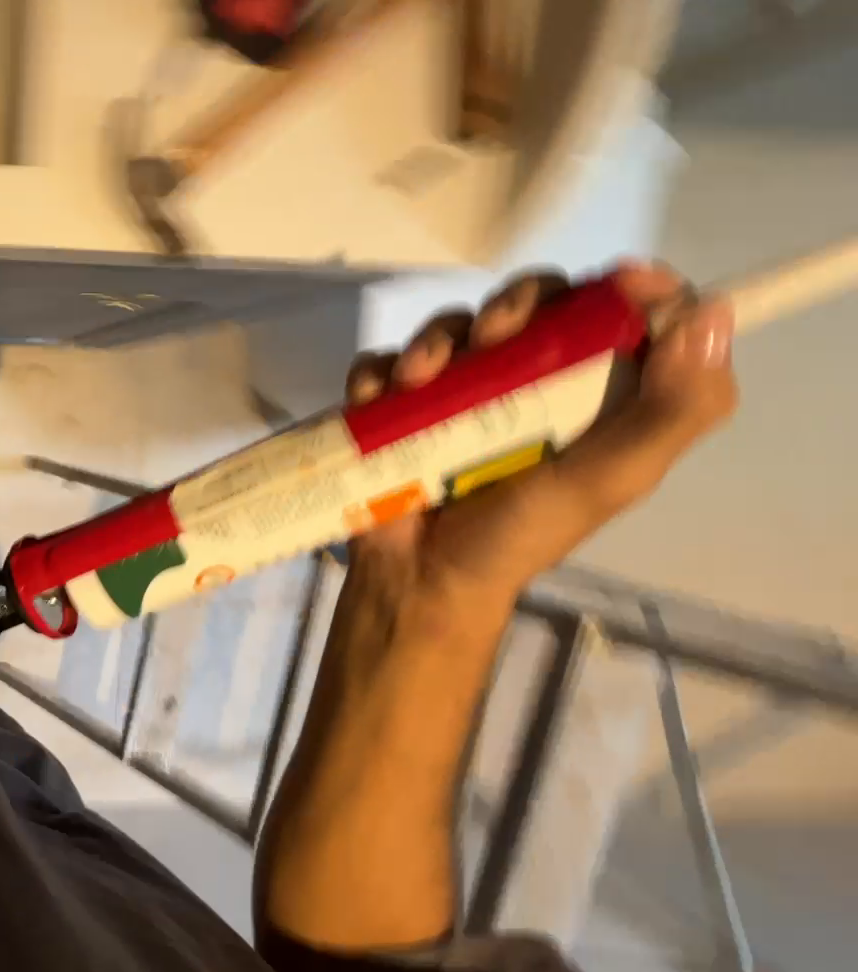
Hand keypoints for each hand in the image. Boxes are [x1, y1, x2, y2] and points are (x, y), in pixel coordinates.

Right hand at [345, 262, 738, 607]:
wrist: (421, 576)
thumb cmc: (518, 535)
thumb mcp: (611, 481)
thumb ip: (671, 411)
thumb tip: (710, 312)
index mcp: (591, 395)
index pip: (621, 316)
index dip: (625, 288)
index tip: (615, 281)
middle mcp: (523, 383)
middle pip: (531, 305)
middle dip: (513, 302)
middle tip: (492, 333)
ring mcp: (452, 395)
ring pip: (449, 328)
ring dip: (431, 340)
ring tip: (414, 380)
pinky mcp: (393, 410)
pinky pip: (381, 366)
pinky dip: (375, 372)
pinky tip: (373, 398)